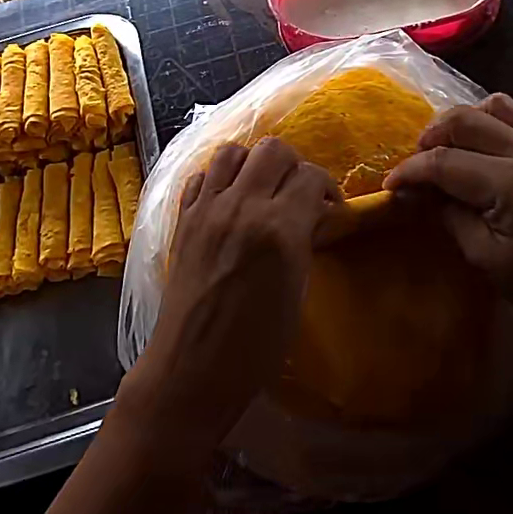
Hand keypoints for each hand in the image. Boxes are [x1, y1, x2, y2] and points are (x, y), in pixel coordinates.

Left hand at [121, 139, 333, 453]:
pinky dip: (219, 179)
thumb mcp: (297, 291)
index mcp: (278, 228)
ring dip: (253, 163)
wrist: (193, 364)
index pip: (310, 176)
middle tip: (298, 193)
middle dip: (293, 164)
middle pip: (272, 149)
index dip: (326, 188)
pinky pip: (201, 177)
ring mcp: (206, 209)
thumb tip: (310, 216)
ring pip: (232, 151)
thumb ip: (303, 242)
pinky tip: (228, 200)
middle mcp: (241, 206)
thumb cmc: (256, 345)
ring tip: (261, 189)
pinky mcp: (183, 219)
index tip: (329, 208)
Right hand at [385, 94, 512, 330]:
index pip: (444, 163)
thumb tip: (410, 192)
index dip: (409, 172)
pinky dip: (489, 119)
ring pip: (491, 107)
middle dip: (428, 139)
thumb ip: (445, 213)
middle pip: (463, 121)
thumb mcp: (483, 255)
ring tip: (442, 150)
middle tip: (413, 166)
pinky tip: (477, 143)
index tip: (390, 186)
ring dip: (458, 123)